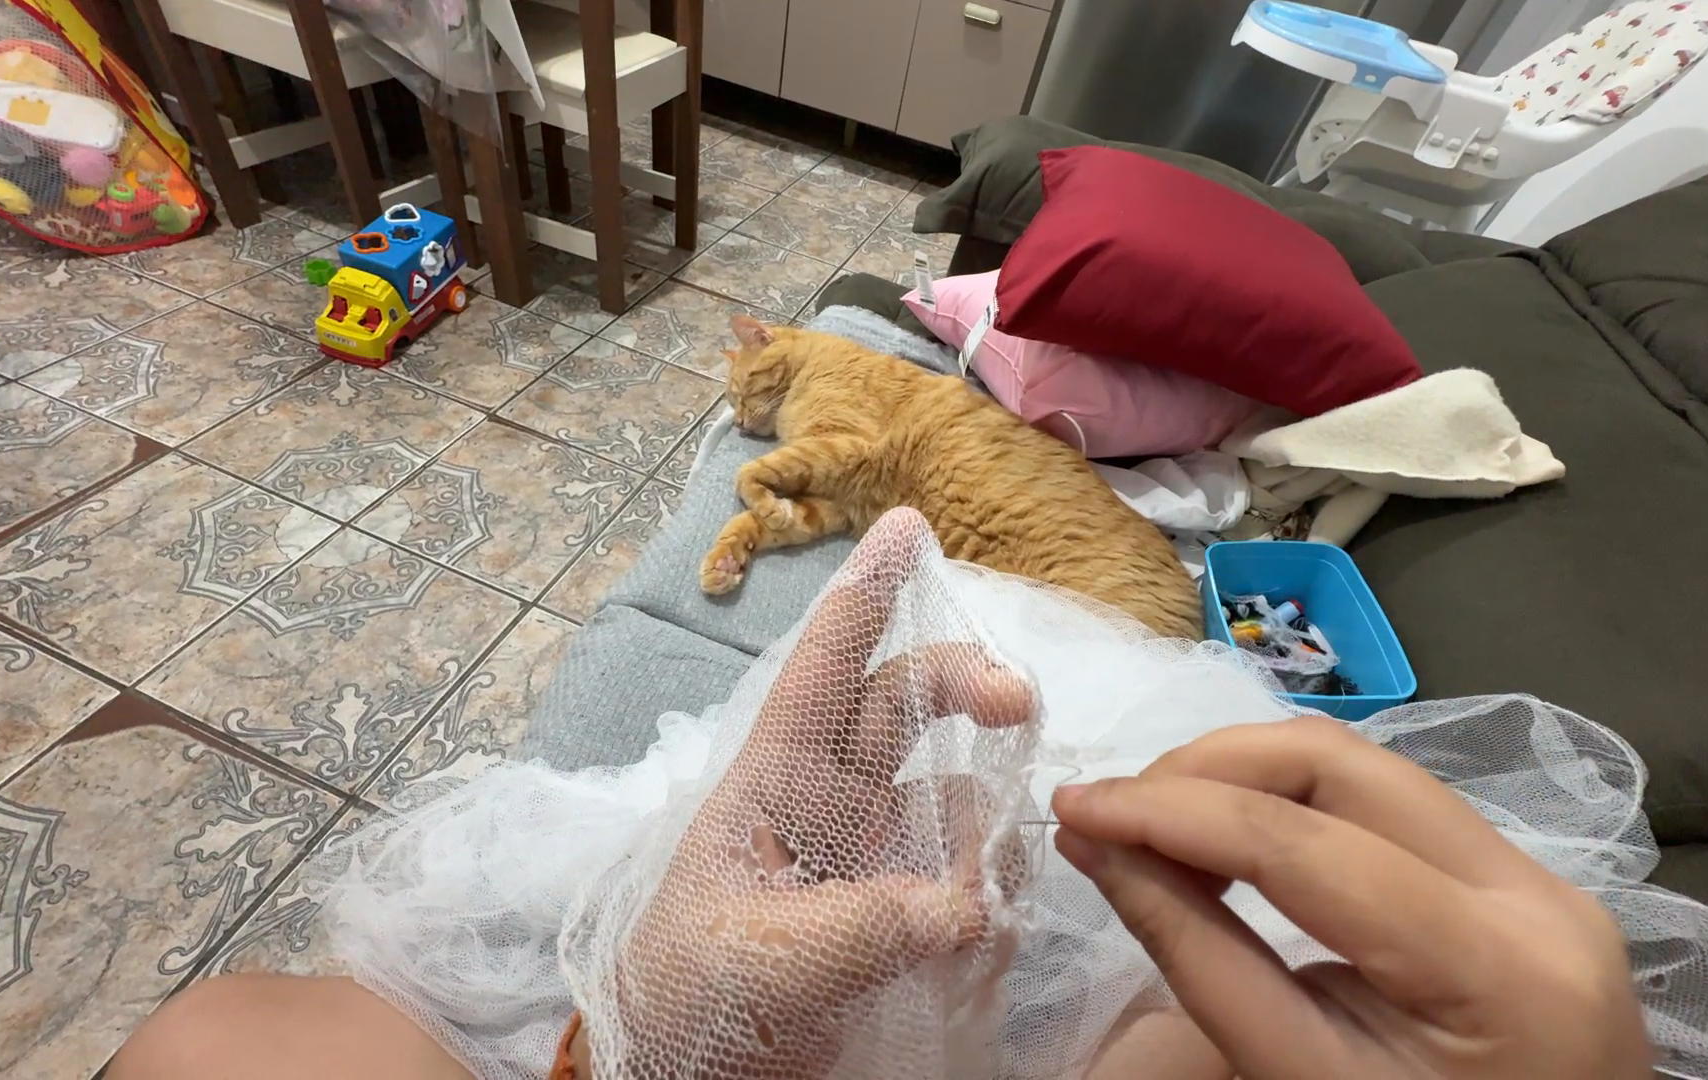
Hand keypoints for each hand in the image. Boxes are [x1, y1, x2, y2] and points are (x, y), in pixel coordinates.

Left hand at [595, 508, 1036, 1079]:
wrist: (688, 1065)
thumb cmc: (687, 988)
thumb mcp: (756, 956)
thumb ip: (858, 929)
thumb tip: (966, 903)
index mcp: (777, 773)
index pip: (824, 663)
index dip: (864, 590)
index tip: (908, 526)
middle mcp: (832, 792)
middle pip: (905, 700)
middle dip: (962, 681)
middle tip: (1019, 699)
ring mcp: (873, 844)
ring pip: (953, 788)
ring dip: (985, 818)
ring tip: (977, 891)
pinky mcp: (903, 898)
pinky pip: (967, 865)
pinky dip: (988, 883)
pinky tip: (977, 929)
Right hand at [1051, 715, 1652, 1079]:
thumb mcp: (1288, 1072)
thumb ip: (1185, 945)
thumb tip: (1087, 837)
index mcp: (1501, 970)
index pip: (1297, 843)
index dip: (1167, 810)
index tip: (1072, 805)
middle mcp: (1532, 890)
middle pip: (1330, 761)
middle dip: (1202, 768)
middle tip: (1121, 813)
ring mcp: (1524, 869)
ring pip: (1343, 759)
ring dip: (1231, 772)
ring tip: (1161, 824)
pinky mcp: (1495, 866)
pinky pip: (1360, 790)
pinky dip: (1269, 793)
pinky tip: (1224, 835)